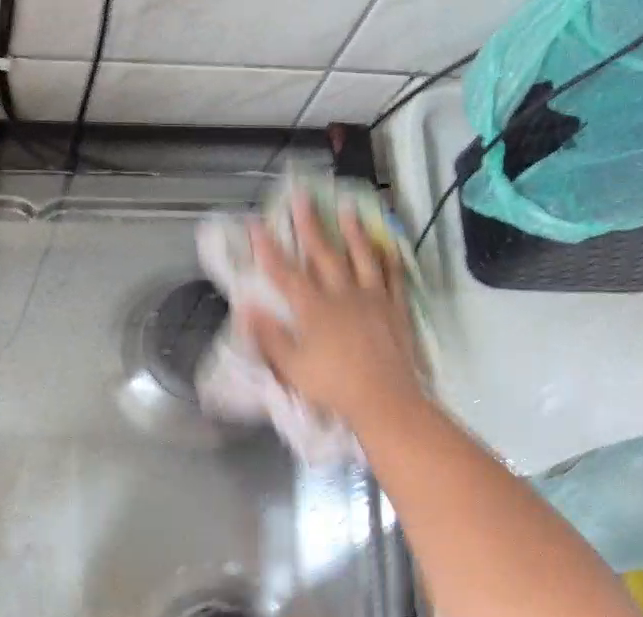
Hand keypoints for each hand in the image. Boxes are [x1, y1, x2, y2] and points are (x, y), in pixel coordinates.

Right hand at [240, 195, 425, 423]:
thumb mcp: (290, 366)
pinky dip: (387, 256)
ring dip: (351, 230)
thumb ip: (269, 336)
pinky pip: (391, 274)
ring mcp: (372, 296)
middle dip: (309, 223)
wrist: (382, 396)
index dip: (268, 248)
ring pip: (361, 255)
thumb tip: (248, 308)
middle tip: (301, 196)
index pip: (285, 272)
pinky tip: (385, 244)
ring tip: (345, 208)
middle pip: (323, 253)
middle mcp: (342, 293)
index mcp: (313, 308)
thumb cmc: (331, 384)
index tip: (255, 224)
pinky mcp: (395, 306)